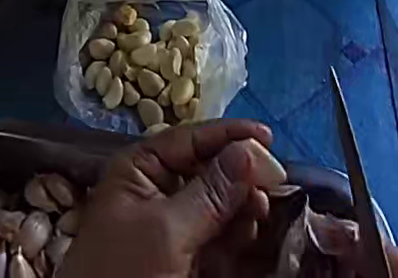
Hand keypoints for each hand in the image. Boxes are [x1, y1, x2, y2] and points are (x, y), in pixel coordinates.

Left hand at [60, 120, 284, 277]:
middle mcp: (158, 191)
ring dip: (245, 205)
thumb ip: (210, 192)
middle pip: (210, 168)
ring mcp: (174, 228)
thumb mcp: (165, 232)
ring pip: (221, 203)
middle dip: (241, 173)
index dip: (229, 134)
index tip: (268, 136)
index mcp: (141, 171)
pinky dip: (241, 234)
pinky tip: (254, 234)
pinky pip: (222, 236)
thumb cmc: (124, 277)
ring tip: (261, 211)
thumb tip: (249, 149)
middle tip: (273, 181)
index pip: (191, 138)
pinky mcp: (188, 261)